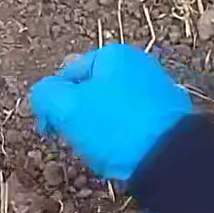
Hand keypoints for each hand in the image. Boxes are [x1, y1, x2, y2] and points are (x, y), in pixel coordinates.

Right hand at [30, 44, 193, 182]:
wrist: (169, 157)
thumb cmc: (115, 125)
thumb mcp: (67, 106)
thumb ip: (45, 94)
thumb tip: (44, 95)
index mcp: (114, 55)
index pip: (68, 75)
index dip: (52, 103)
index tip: (49, 129)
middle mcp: (139, 66)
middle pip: (90, 94)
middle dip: (78, 119)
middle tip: (77, 140)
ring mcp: (156, 92)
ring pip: (109, 113)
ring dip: (98, 133)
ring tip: (101, 151)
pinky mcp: (167, 118)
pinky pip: (131, 127)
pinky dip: (122, 141)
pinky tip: (121, 156)